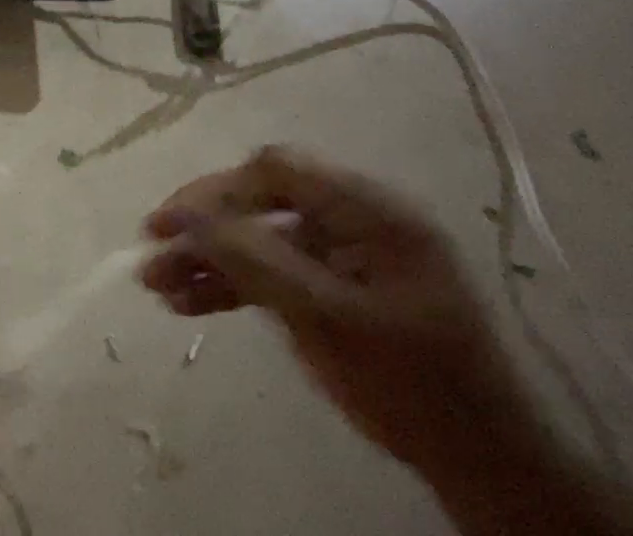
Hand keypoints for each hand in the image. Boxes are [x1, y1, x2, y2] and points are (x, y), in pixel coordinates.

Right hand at [137, 146, 531, 472]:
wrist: (482, 461)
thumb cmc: (411, 382)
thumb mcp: (326, 318)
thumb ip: (254, 259)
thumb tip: (183, 214)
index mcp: (373, 214)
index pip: (276, 171)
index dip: (215, 192)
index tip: (167, 226)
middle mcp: (358, 222)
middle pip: (260, 202)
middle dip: (202, 229)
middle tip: (151, 254)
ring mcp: (346, 257)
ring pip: (257, 239)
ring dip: (207, 260)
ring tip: (157, 288)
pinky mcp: (334, 290)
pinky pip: (270, 272)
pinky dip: (230, 284)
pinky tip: (187, 305)